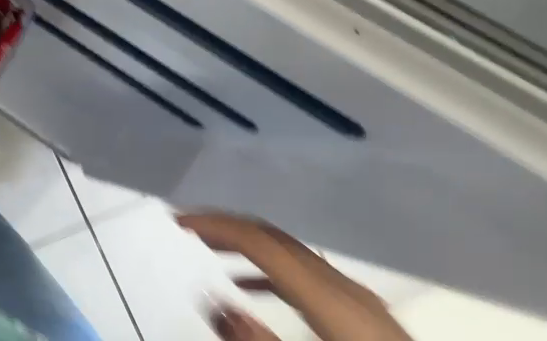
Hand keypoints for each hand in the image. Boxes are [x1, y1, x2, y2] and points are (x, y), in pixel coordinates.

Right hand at [179, 212, 413, 340]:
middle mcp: (350, 294)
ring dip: (249, 247)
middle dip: (228, 228)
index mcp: (335, 304)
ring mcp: (365, 307)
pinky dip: (274, 271)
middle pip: (280, 242)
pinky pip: (312, 278)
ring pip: (296, 257)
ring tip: (209, 252)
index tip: (175, 223)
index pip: (264, 244)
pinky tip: (254, 289)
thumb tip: (215, 301)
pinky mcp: (371, 324)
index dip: (216, 227)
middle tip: (183, 228)